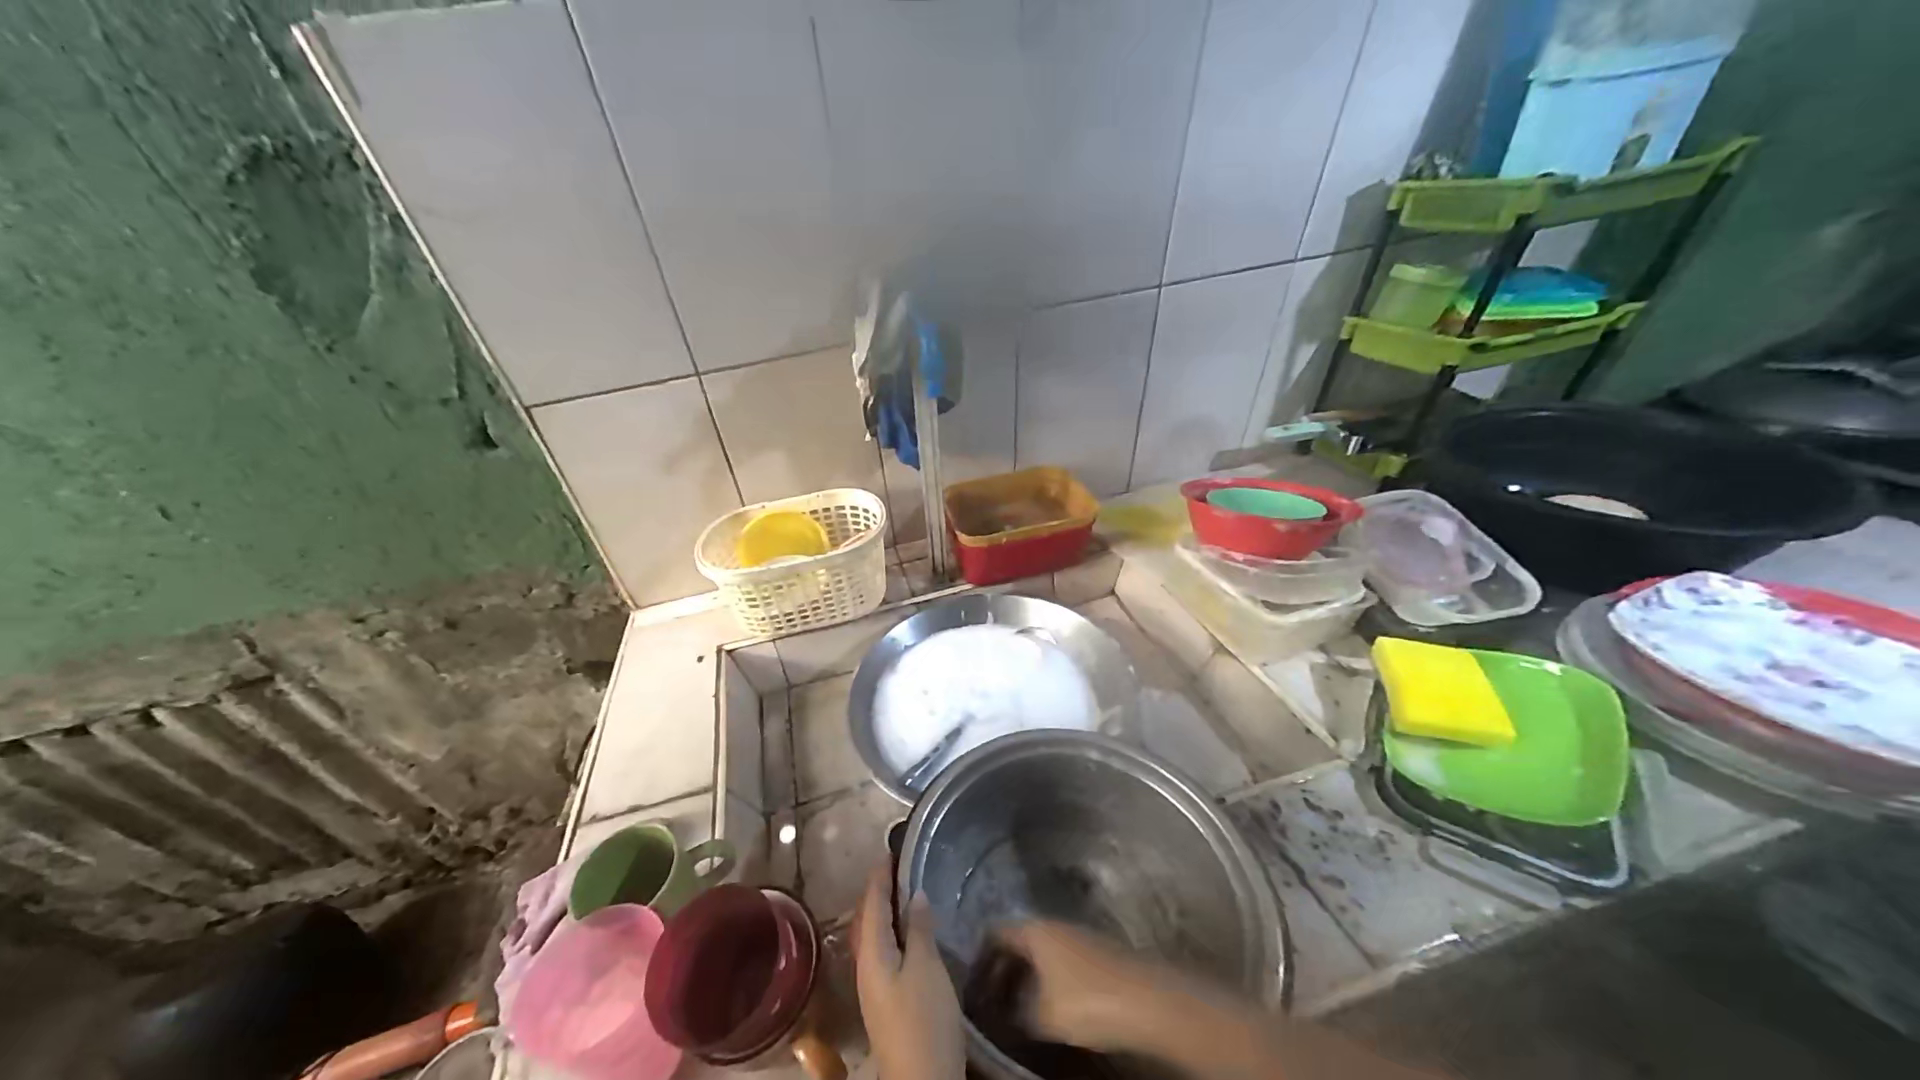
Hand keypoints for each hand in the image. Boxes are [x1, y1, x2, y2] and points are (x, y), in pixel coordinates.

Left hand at [855, 865, 963, 1079]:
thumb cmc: (924, 1019)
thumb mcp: (927, 968)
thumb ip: (919, 930)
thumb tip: (914, 896)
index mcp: (872, 953)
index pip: (872, 904)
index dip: (879, 877)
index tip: (890, 851)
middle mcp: (866, 966)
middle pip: (867, 919)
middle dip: (878, 891)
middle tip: (896, 867)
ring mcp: (874, 986)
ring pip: (874, 936)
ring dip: (883, 911)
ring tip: (902, 892)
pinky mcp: (886, 999)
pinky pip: (882, 950)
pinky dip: (891, 931)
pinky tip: (908, 932)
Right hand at [995, 920, 1184, 1053]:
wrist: (1149, 1002)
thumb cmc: (1087, 1001)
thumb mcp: (1041, 1015)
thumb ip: (1015, 1014)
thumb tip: (1002, 1018)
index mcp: (1034, 930)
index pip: (994, 934)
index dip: (979, 960)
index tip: (970, 987)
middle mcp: (1053, 925)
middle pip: (1017, 942)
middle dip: (1001, 972)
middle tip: (990, 1003)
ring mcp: (1078, 937)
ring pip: (1040, 954)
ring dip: (1025, 979)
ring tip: (1016, 1011)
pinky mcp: (1097, 955)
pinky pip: (1059, 963)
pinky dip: (1046, 982)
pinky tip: (1049, 1009)